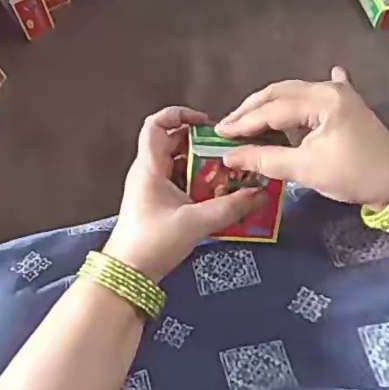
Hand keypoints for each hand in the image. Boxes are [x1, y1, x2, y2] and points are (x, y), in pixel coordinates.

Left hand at [103, 107, 259, 281]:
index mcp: (149, 166)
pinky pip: (180, 183)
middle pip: (174, 142)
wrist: (128, 275)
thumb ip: (230, 207)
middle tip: (228, 151)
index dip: (180, 115)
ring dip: (203, 166)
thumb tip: (259, 194)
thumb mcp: (195, 222)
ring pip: (179, 164)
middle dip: (202, 144)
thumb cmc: (153, 242)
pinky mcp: (157, 204)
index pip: (157, 124)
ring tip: (229, 173)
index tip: (206, 124)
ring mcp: (151, 188)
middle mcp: (148, 172)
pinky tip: (219, 195)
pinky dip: (198, 184)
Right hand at [214, 67, 388, 208]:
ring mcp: (340, 95)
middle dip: (251, 109)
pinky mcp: (347, 106)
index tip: (219, 133)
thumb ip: (264, 159)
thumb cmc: (354, 175)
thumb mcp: (305, 169)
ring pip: (293, 94)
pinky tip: (323, 74)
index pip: (272, 108)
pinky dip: (302, 97)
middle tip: (227, 126)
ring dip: (270, 106)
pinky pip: (315, 97)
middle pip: (280, 92)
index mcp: (321, 100)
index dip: (243, 122)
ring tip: (247, 121)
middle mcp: (329, 89)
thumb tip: (229, 156)